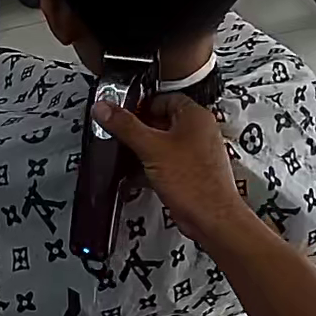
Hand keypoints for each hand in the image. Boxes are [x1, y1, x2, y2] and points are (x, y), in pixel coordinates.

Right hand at [93, 93, 250, 243]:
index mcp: (195, 116)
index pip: (164, 98)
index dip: (141, 104)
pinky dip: (151, 168)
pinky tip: (137, 177)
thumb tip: (104, 108)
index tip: (123, 113)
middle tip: (121, 135)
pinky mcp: (191, 174)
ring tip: (126, 157)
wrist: (211, 218)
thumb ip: (125, 126)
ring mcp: (196, 155)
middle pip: (162, 122)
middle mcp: (199, 133)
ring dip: (143, 152)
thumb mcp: (151, 148)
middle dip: (139, 130)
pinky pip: (167, 165)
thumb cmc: (195, 183)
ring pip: (164, 145)